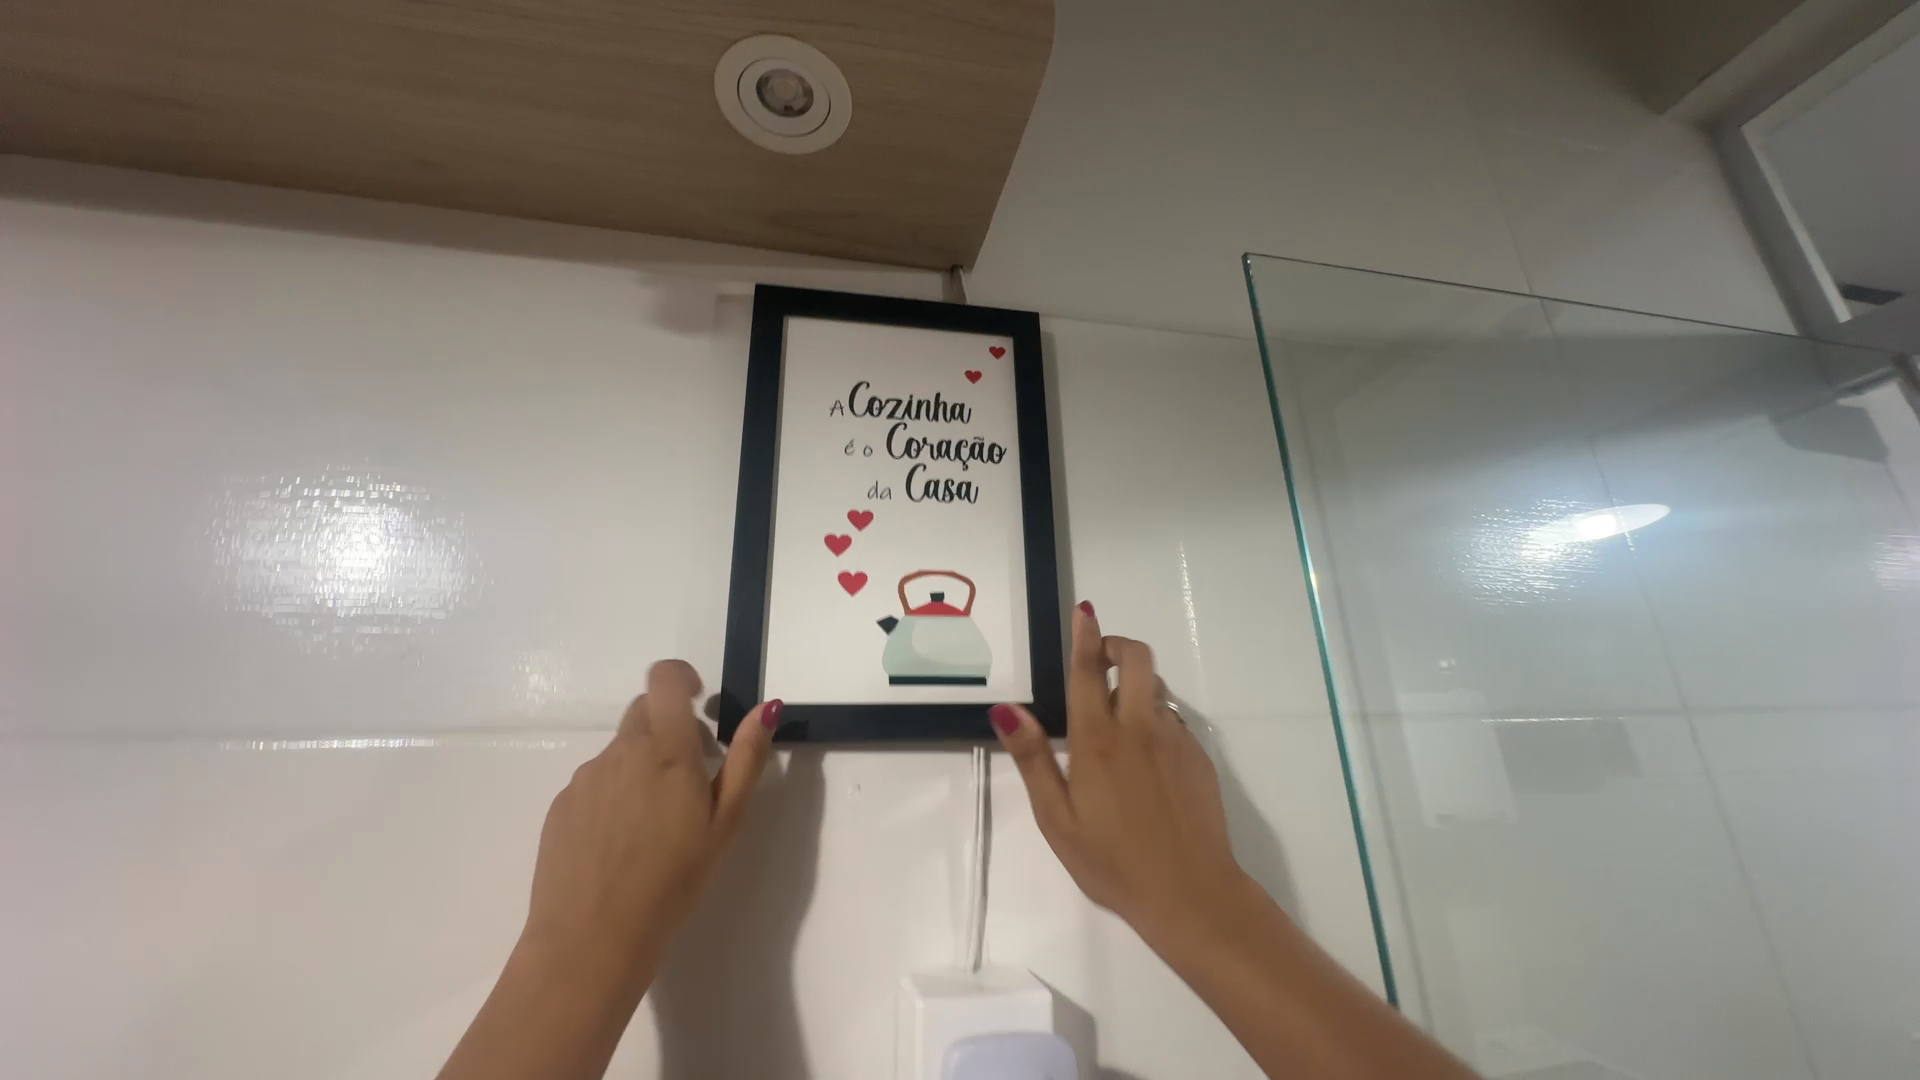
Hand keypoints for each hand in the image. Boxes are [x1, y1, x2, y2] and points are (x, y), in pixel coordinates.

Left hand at [521, 660, 779, 969]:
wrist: (590, 941)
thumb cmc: (673, 880)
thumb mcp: (725, 821)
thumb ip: (746, 757)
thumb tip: (766, 707)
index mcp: (665, 750)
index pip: (664, 678)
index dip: (682, 677)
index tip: (699, 704)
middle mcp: (620, 752)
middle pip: (644, 712)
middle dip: (671, 728)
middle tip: (692, 775)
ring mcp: (585, 778)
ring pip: (621, 750)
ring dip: (643, 765)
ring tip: (656, 823)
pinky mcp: (562, 805)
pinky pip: (597, 781)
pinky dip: (616, 793)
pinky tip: (623, 842)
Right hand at [991, 603, 1247, 938]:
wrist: (1191, 895)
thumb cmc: (1112, 861)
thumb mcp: (1057, 818)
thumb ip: (1033, 758)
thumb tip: (1006, 709)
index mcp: (1098, 740)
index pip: (1089, 671)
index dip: (1085, 635)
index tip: (1085, 610)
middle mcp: (1139, 727)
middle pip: (1137, 660)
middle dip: (1118, 646)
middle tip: (1101, 662)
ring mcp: (1175, 740)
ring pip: (1157, 690)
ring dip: (1137, 688)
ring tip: (1119, 726)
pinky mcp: (1199, 757)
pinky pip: (1174, 721)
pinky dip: (1156, 721)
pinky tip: (1147, 765)